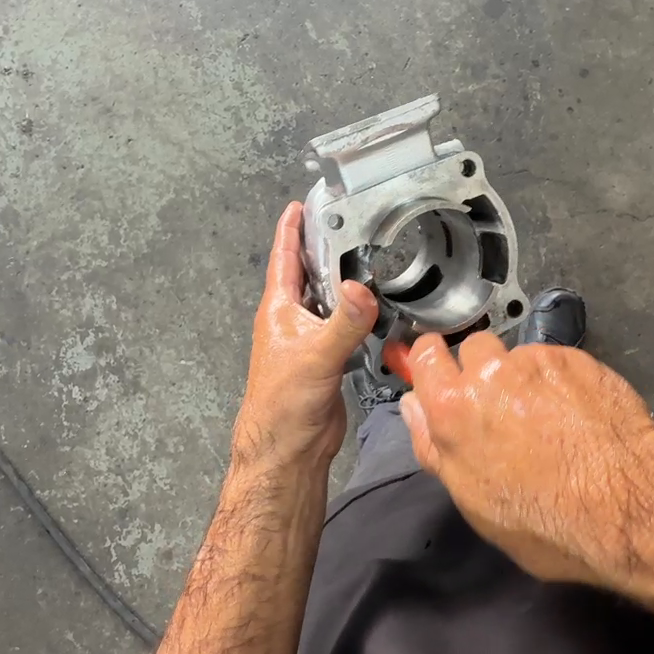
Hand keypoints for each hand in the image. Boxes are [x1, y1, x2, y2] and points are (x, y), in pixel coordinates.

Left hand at [231, 202, 378, 470]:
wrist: (288, 450)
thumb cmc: (285, 402)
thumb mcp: (316, 356)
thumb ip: (343, 323)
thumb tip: (362, 288)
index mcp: (278, 309)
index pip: (283, 257)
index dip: (291, 228)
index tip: (300, 204)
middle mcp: (291, 318)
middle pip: (307, 272)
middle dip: (322, 246)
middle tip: (345, 222)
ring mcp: (308, 338)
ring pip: (326, 298)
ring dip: (341, 278)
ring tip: (366, 255)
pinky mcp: (326, 357)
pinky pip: (341, 323)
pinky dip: (355, 310)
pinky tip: (374, 304)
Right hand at [402, 331, 653, 597]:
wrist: (631, 508)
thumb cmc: (545, 521)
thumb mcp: (474, 502)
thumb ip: (434, 446)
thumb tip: (413, 405)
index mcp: (452, 408)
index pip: (425, 353)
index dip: (434, 361)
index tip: (445, 372)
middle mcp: (487, 373)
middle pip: (473, 349)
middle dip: (485, 370)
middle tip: (507, 407)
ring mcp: (533, 361)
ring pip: (517, 356)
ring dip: (525, 377)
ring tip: (553, 417)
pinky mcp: (573, 357)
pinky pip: (555, 361)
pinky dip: (562, 380)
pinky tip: (581, 413)